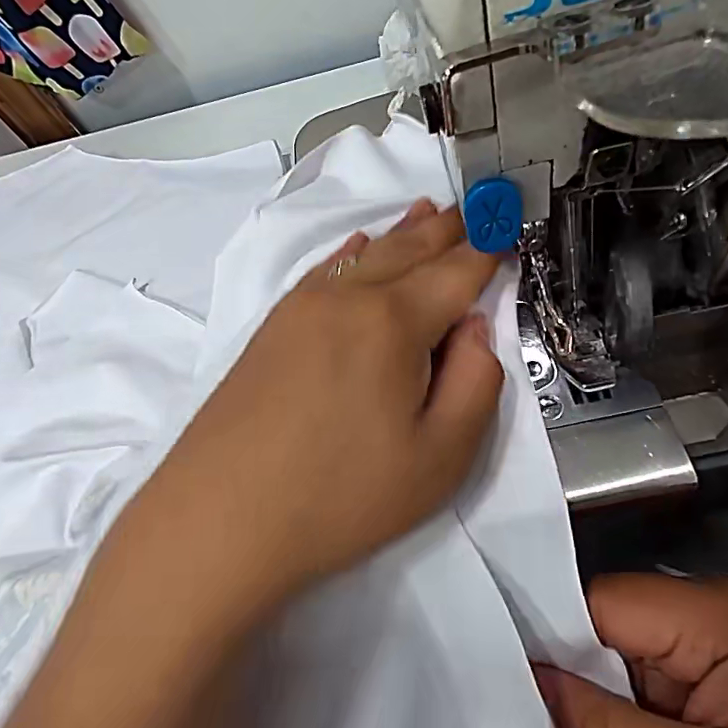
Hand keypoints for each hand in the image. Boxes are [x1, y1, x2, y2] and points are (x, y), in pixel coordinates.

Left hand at [142, 199, 505, 601]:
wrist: (219, 519)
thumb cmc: (340, 496)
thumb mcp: (440, 457)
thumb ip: (475, 381)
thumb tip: (472, 327)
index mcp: (392, 322)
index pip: (455, 272)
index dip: (486, 251)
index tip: (507, 230)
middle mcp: (345, 298)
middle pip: (408, 249)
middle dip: (448, 229)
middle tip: (476, 207)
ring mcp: (300, 308)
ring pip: (364, 253)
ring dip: (403, 232)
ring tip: (430, 212)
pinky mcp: (271, 327)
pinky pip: (324, 268)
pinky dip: (352, 250)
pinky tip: (358, 243)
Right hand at [535, 575, 727, 727]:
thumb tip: (531, 681)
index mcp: (721, 614)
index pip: (601, 600)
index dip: (551, 636)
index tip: (508, 673)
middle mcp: (721, 620)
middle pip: (611, 630)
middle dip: (576, 678)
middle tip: (537, 722)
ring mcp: (725, 657)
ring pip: (626, 667)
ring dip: (601, 710)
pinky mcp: (727, 695)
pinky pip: (652, 696)